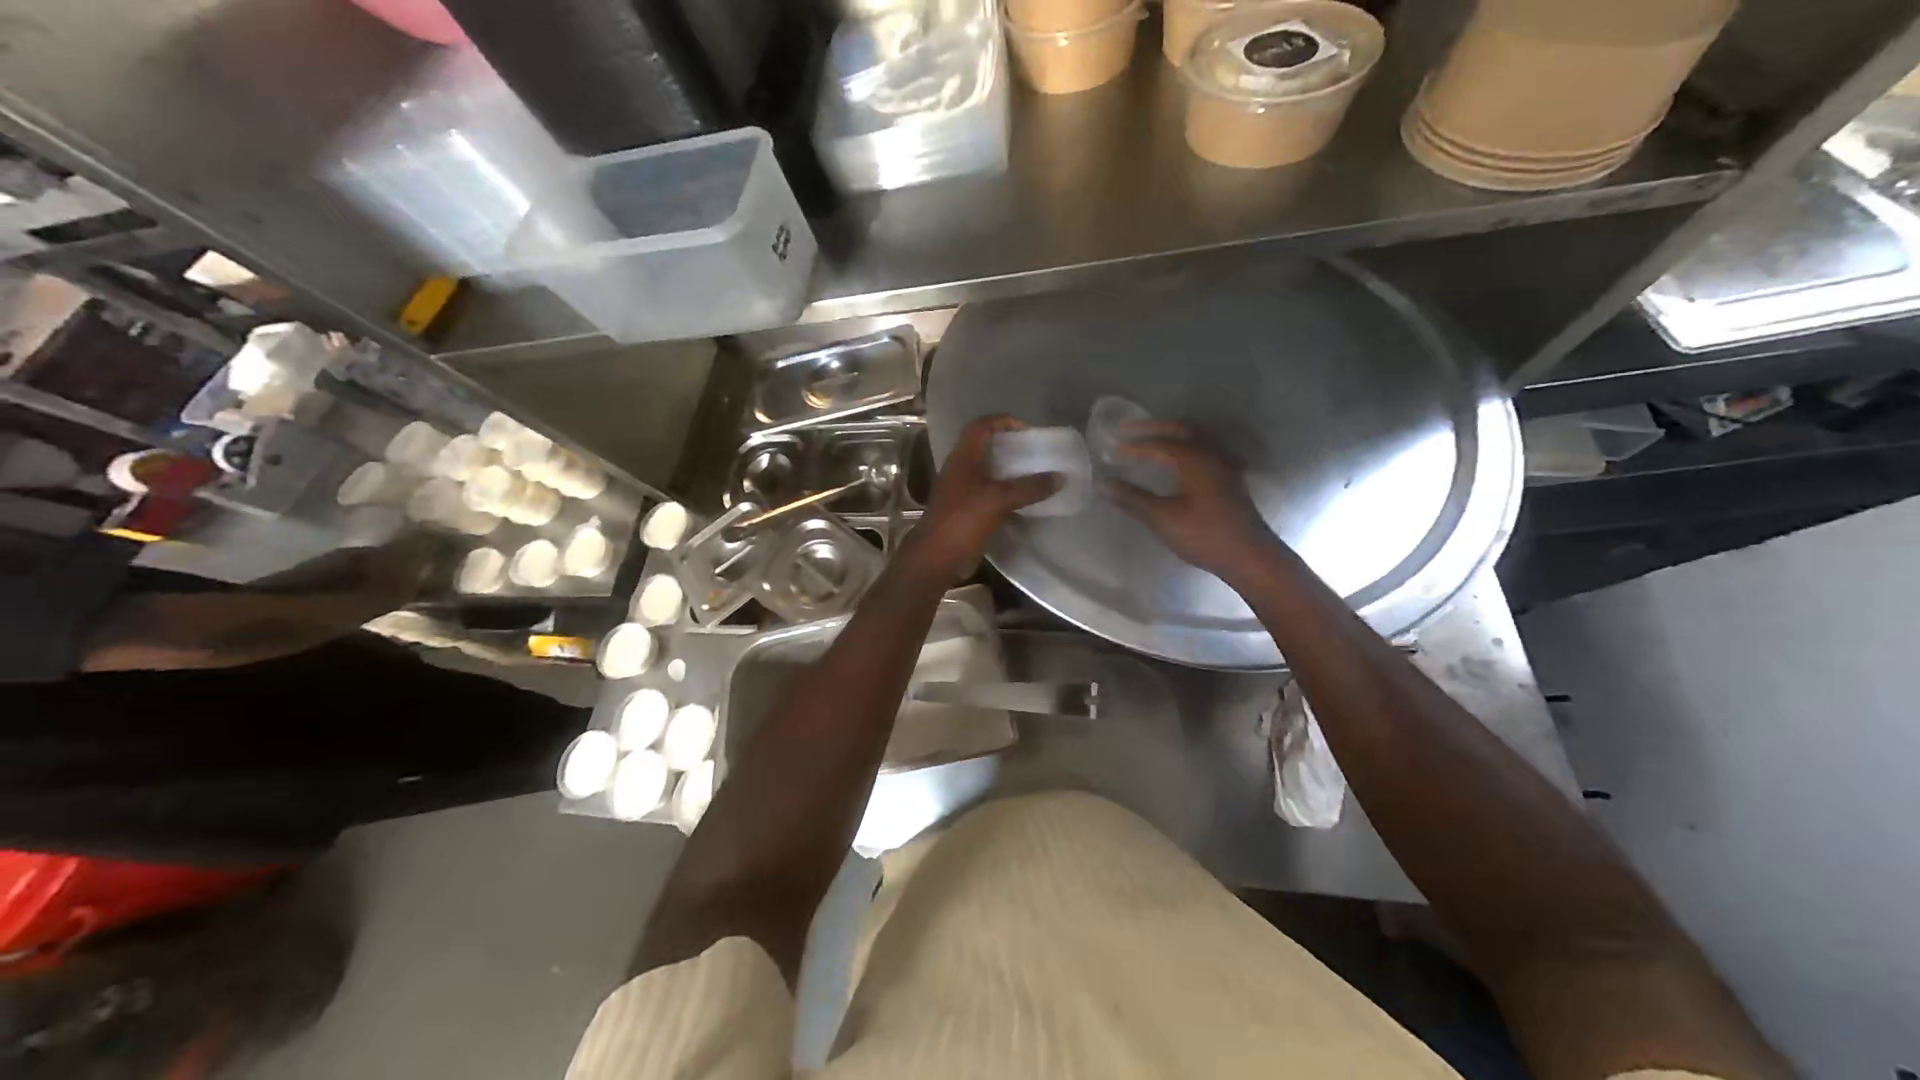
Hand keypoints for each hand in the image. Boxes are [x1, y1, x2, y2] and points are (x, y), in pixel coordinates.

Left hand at [911, 415, 1060, 582]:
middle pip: (985, 448)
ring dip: (1009, 472)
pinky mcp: (965, 510)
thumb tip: (1060, 477)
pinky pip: (989, 494)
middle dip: (1010, 447)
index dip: (1003, 421)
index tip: (1027, 431)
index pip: (980, 426)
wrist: (936, 556)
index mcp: (963, 458)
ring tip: (1034, 475)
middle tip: (1034, 453)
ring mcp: (961, 490)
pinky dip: (1006, 494)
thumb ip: (1029, 487)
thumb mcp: (999, 500)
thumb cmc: (963, 520)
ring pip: (988, 472)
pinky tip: (1024, 502)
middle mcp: (960, 469)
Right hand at [1107, 421, 1280, 582]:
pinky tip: (1186, 459)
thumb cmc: (1203, 536)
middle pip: (1183, 428)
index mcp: (1194, 459)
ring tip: (1155, 439)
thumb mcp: (1162, 518)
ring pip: (1200, 435)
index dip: (1134, 445)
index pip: (1159, 444)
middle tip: (1130, 429)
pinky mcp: (1232, 477)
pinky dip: (1192, 445)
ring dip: (1175, 432)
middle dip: (1155, 427)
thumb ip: (1132, 499)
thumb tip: (1103, 484)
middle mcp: (1213, 454)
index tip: (1112, 450)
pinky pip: (1210, 449)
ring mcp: (1226, 464)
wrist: (1248, 555)